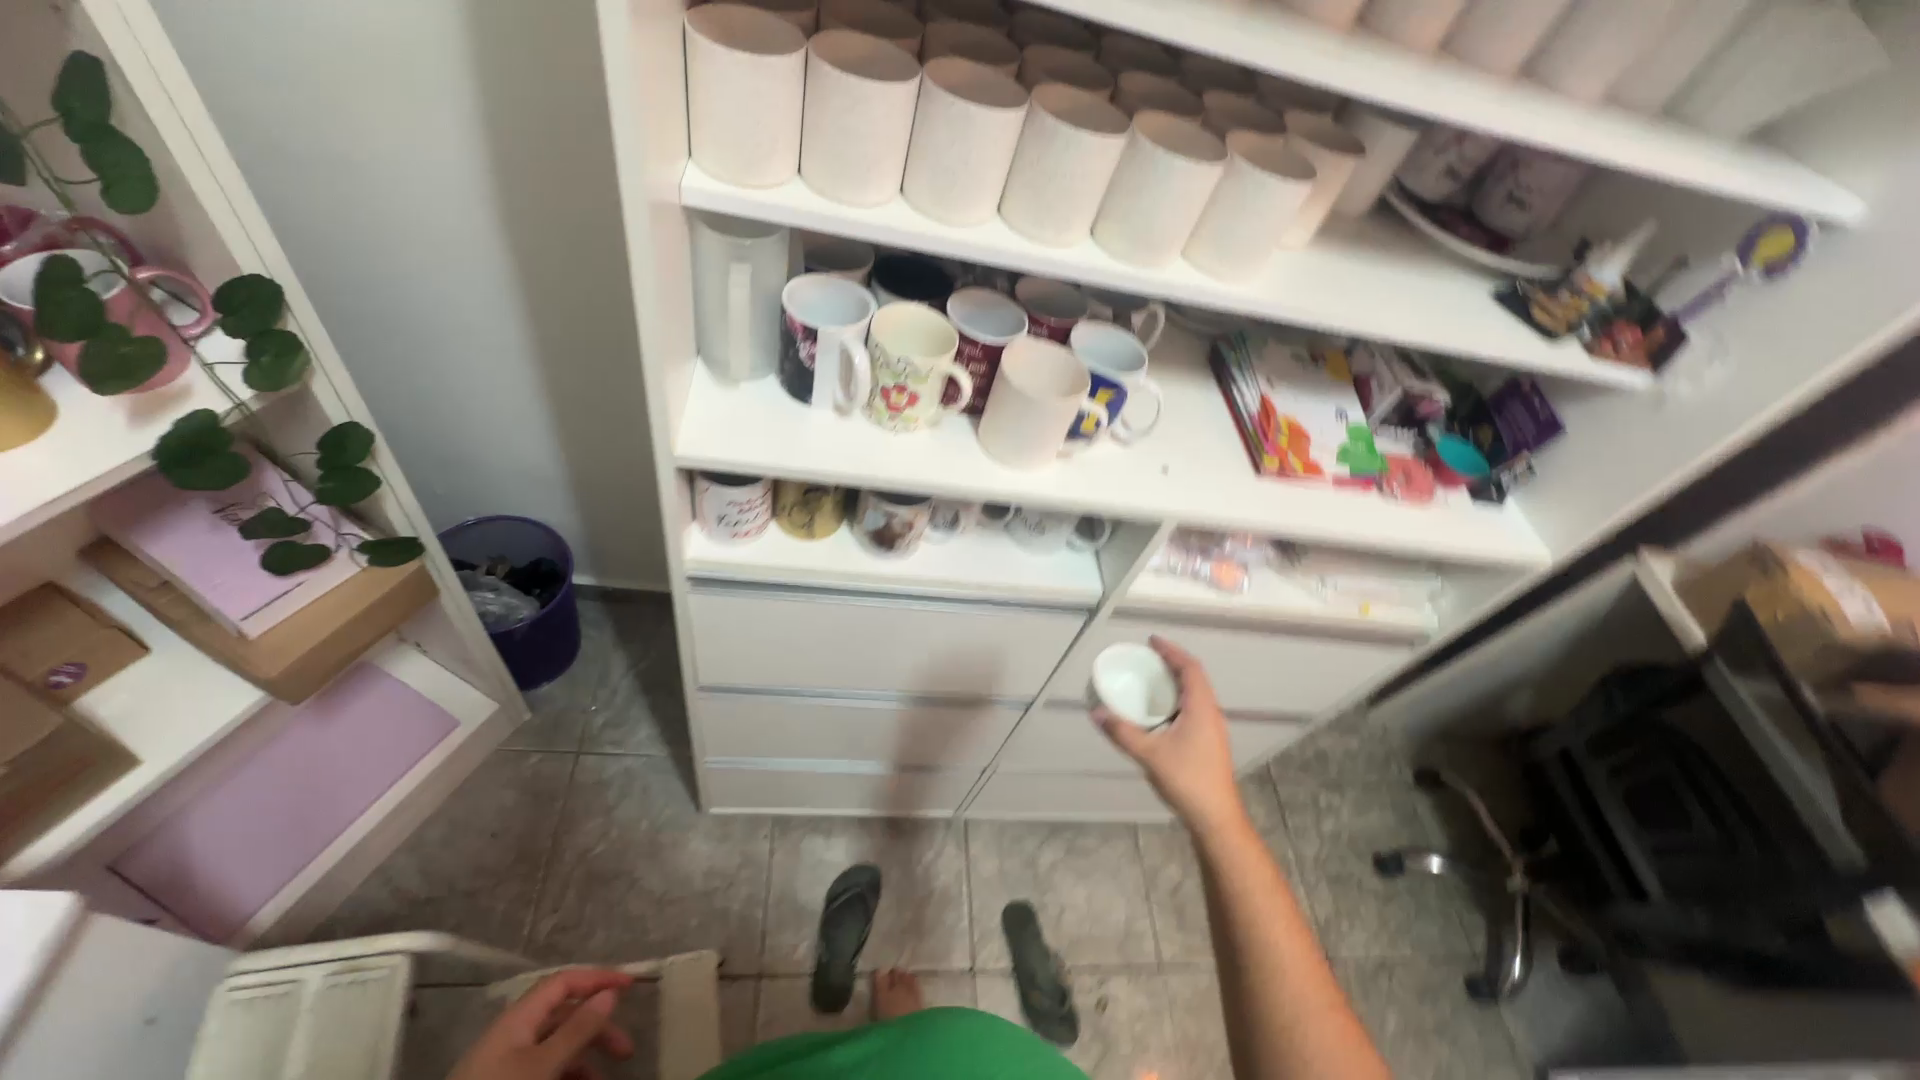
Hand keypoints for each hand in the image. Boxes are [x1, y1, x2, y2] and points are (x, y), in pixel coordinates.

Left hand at [447, 969, 636, 1079]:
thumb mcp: (543, 1065)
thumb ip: (577, 1029)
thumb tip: (609, 993)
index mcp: (519, 1018)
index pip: (564, 982)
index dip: (597, 978)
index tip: (631, 985)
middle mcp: (514, 1033)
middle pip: (564, 1016)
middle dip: (597, 1028)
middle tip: (625, 1051)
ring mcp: (507, 1061)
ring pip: (556, 1046)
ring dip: (584, 1057)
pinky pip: (545, 1068)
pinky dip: (567, 1074)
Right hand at [1093, 636, 1248, 835]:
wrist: (1215, 816)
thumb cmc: (1187, 780)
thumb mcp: (1150, 755)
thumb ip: (1123, 732)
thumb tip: (1097, 712)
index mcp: (1202, 708)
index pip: (1190, 668)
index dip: (1172, 651)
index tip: (1152, 641)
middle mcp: (1211, 713)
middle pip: (1195, 678)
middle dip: (1172, 663)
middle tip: (1147, 657)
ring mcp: (1213, 730)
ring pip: (1196, 695)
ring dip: (1176, 682)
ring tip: (1151, 680)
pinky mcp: (1209, 743)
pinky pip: (1194, 709)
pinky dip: (1177, 700)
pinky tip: (1160, 713)